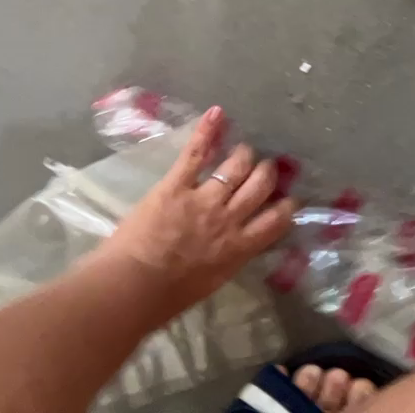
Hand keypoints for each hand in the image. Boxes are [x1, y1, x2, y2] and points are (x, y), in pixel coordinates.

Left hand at [93, 106, 296, 311]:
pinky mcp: (176, 185)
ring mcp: (204, 198)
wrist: (127, 292)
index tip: (287, 199)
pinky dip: (208, 130)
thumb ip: (228, 258)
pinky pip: (197, 152)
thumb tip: (237, 245)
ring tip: (242, 152)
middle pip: (261, 183)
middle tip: (264, 169)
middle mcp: (228, 219)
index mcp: (238, 248)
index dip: (286, 205)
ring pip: (237, 164)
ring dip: (243, 155)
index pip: (277, 219)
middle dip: (266, 172)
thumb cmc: (163, 301)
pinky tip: (217, 112)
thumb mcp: (210, 284)